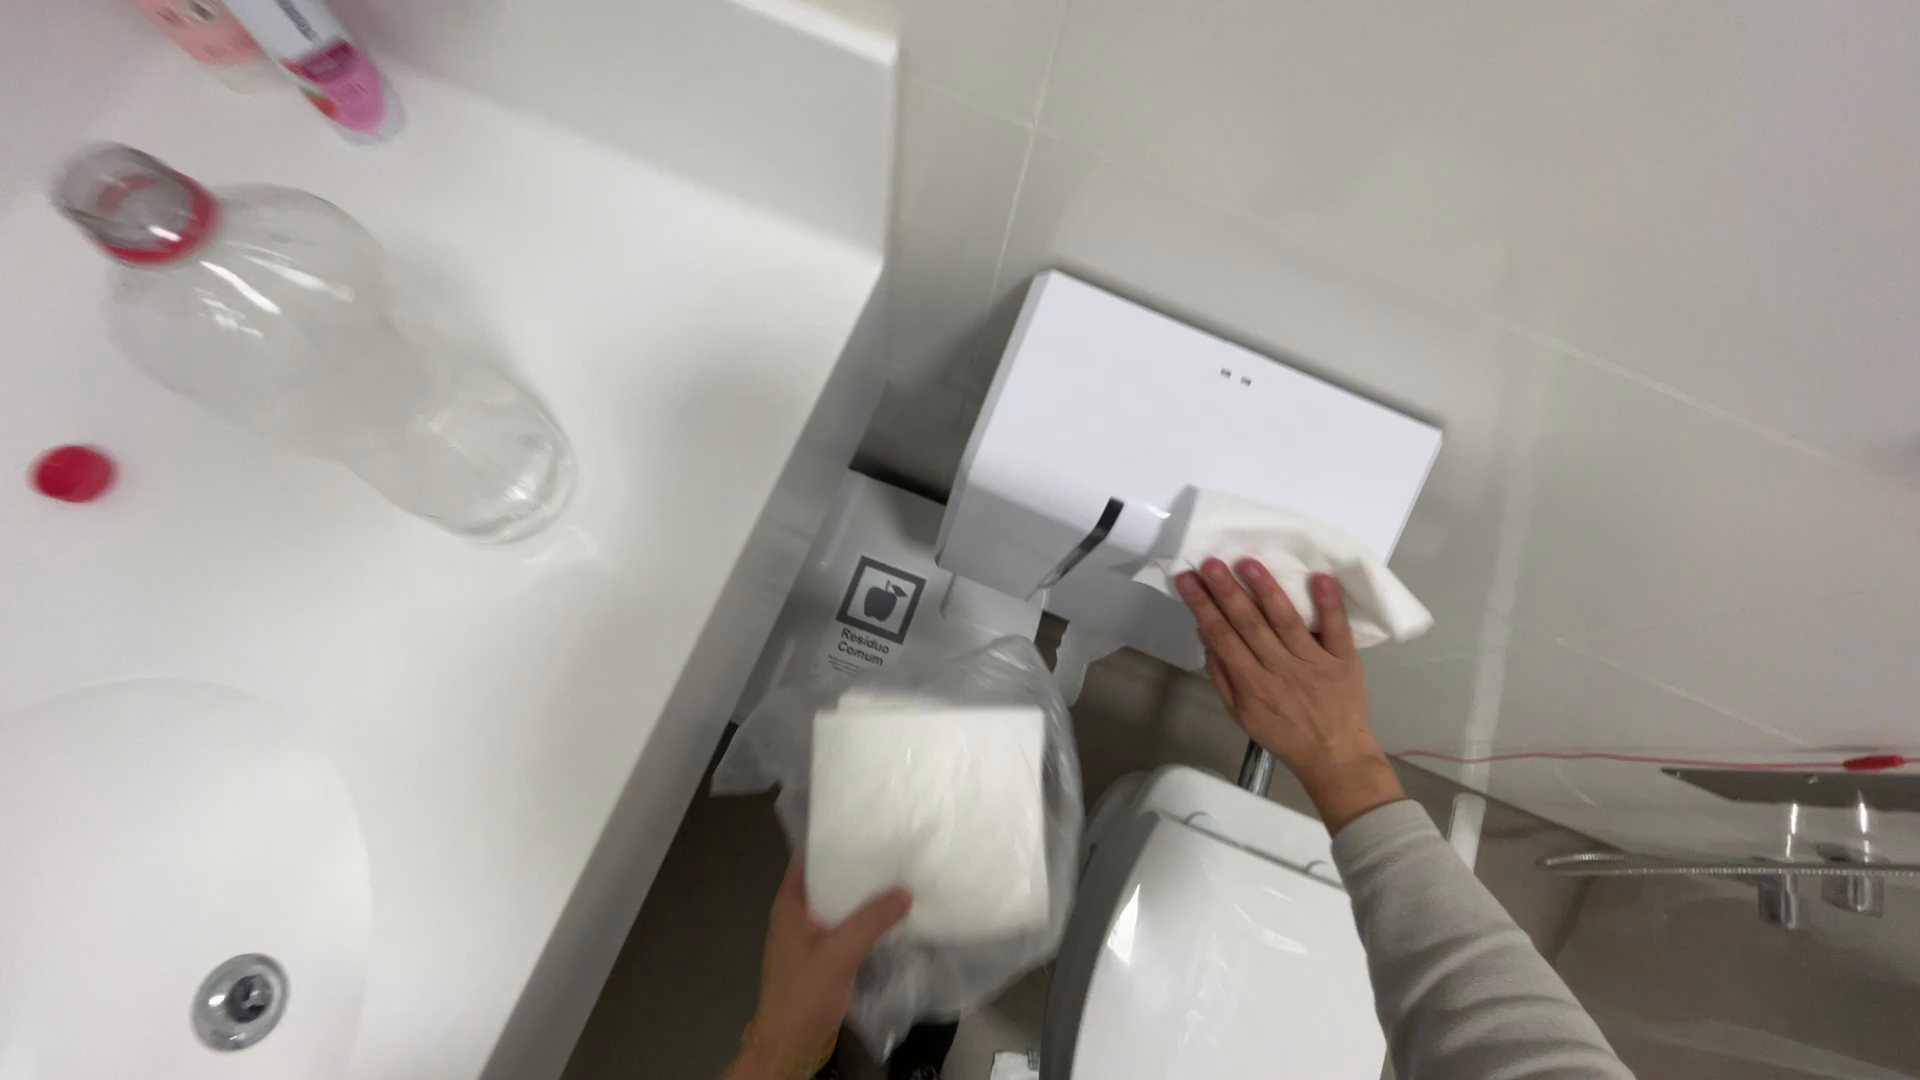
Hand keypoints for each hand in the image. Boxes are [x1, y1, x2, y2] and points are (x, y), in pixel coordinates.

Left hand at [725, 859, 911, 1079]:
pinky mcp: (821, 955)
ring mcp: (808, 935)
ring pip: (838, 902)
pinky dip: (863, 916)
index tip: (864, 824)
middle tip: (889, 846)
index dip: (832, 838)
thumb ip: (872, 920)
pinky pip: (844, 924)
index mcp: (790, 902)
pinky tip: (888, 913)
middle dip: (855, 864)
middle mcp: (797, 913)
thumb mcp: (840, 952)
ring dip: (861, 893)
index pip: (809, 856)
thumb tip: (906, 891)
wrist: (788, 1047)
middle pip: (827, 877)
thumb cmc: (803, 993)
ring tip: (894, 874)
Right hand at [1176, 558, 1403, 832]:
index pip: (1221, 637)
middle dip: (1227, 592)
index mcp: (1252, 683)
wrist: (1336, 757)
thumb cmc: (1283, 734)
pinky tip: (1320, 577)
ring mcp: (1313, 663)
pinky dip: (1329, 604)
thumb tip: (1205, 636)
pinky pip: (1336, 629)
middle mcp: (1280, 669)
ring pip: (1286, 621)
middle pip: (1248, 624)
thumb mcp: (1240, 715)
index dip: (1202, 607)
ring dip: (1267, 590)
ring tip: (1249, 563)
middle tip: (1211, 563)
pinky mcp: (1344, 660)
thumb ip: (1222, 676)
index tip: (1188, 580)